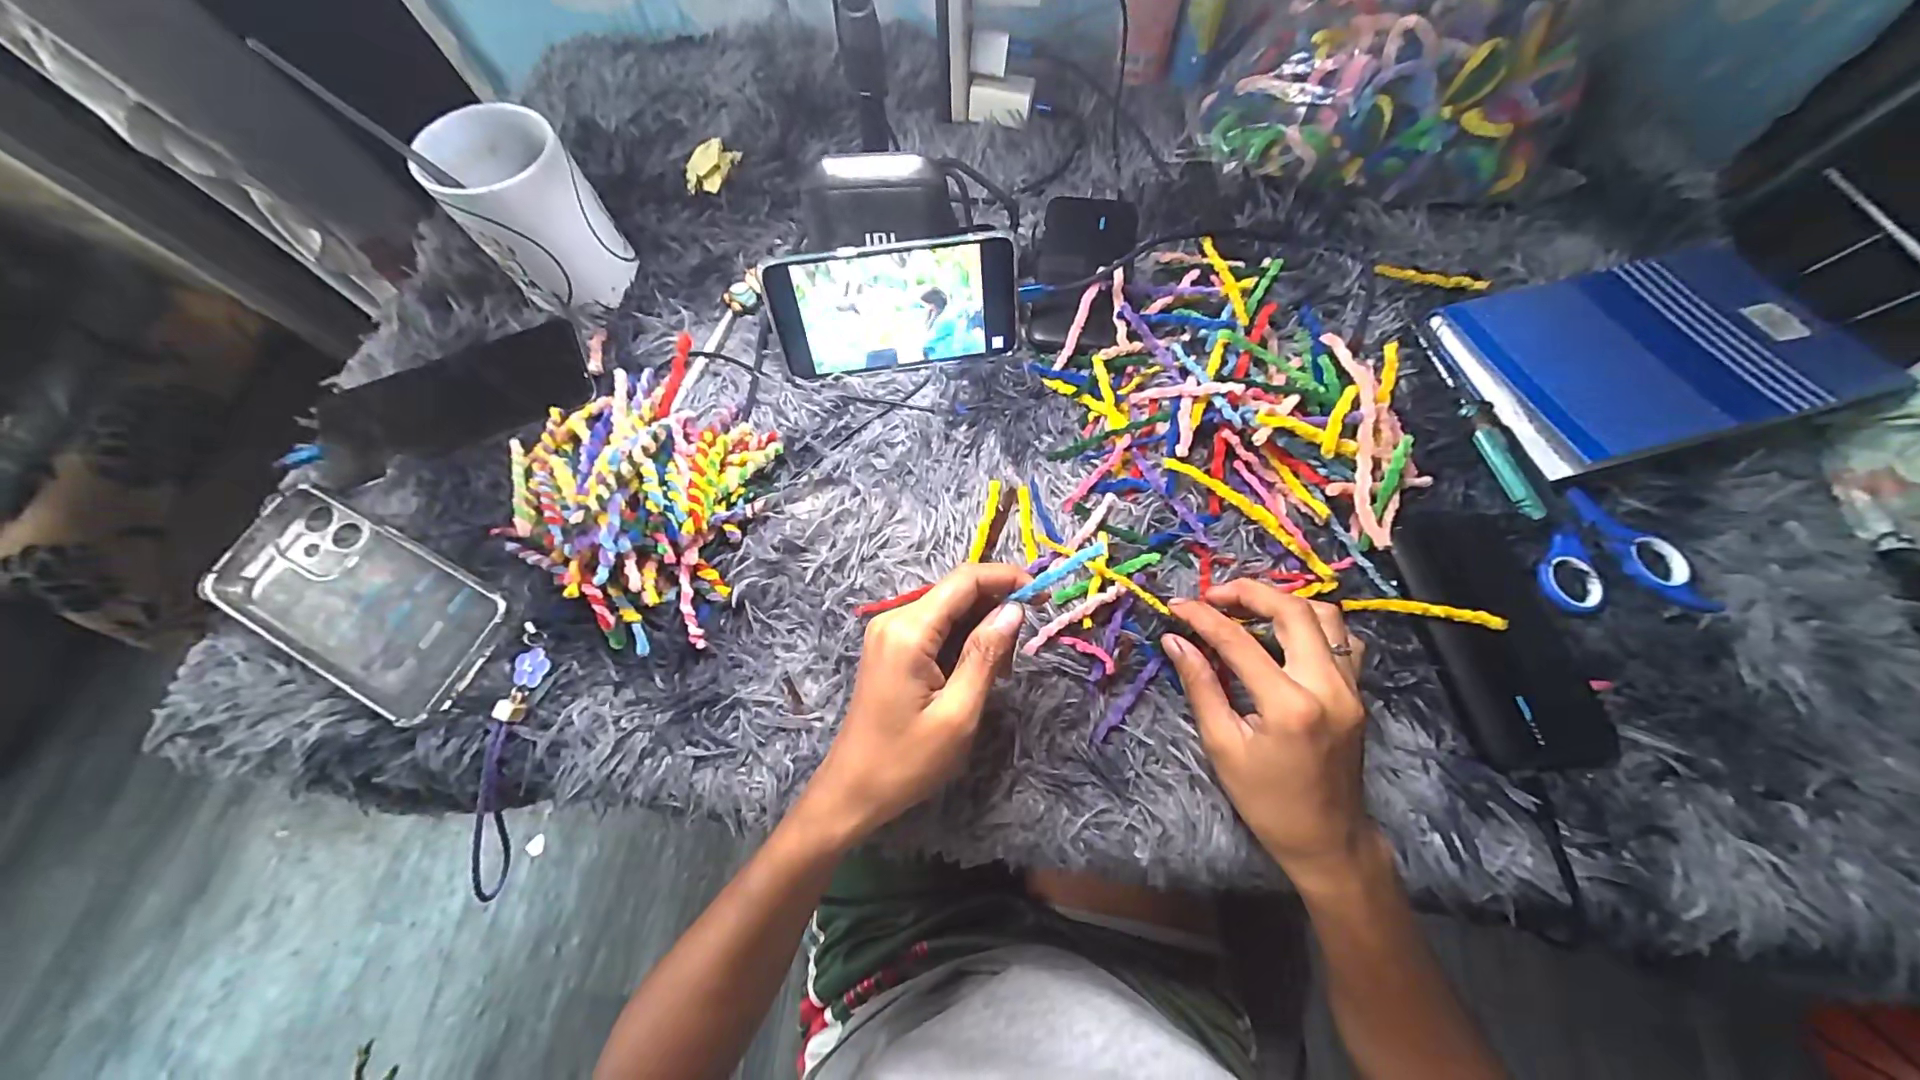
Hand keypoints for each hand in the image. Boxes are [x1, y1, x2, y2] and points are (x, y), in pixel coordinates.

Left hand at [798, 563, 1030, 843]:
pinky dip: (962, 641)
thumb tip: (1014, 609)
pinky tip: (975, 673)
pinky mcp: (891, 647)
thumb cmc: (907, 761)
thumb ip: (986, 655)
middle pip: (957, 591)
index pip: (965, 580)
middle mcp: (894, 619)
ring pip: (949, 609)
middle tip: (1018, 655)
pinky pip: (935, 628)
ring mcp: (889, 632)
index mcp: (909, 631)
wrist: (853, 790)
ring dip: (981, 629)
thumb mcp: (958, 713)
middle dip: (996, 609)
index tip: (1043, 595)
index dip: (1007, 578)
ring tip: (1000, 673)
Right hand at [1164, 580, 1378, 889]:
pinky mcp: (1357, 692)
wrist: (1328, 839)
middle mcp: (1328, 686)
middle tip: (1212, 596)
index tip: (1176, 606)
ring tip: (1246, 607)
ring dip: (1283, 602)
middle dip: (1248, 592)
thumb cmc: (1266, 801)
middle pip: (1293, 611)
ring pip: (1325, 616)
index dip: (1203, 617)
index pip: (1238, 641)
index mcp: (1290, 705)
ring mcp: (1350, 687)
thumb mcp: (1222, 746)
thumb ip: (1201, 686)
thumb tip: (1175, 641)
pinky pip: (1342, 639)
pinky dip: (1312, 623)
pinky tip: (1285, 632)